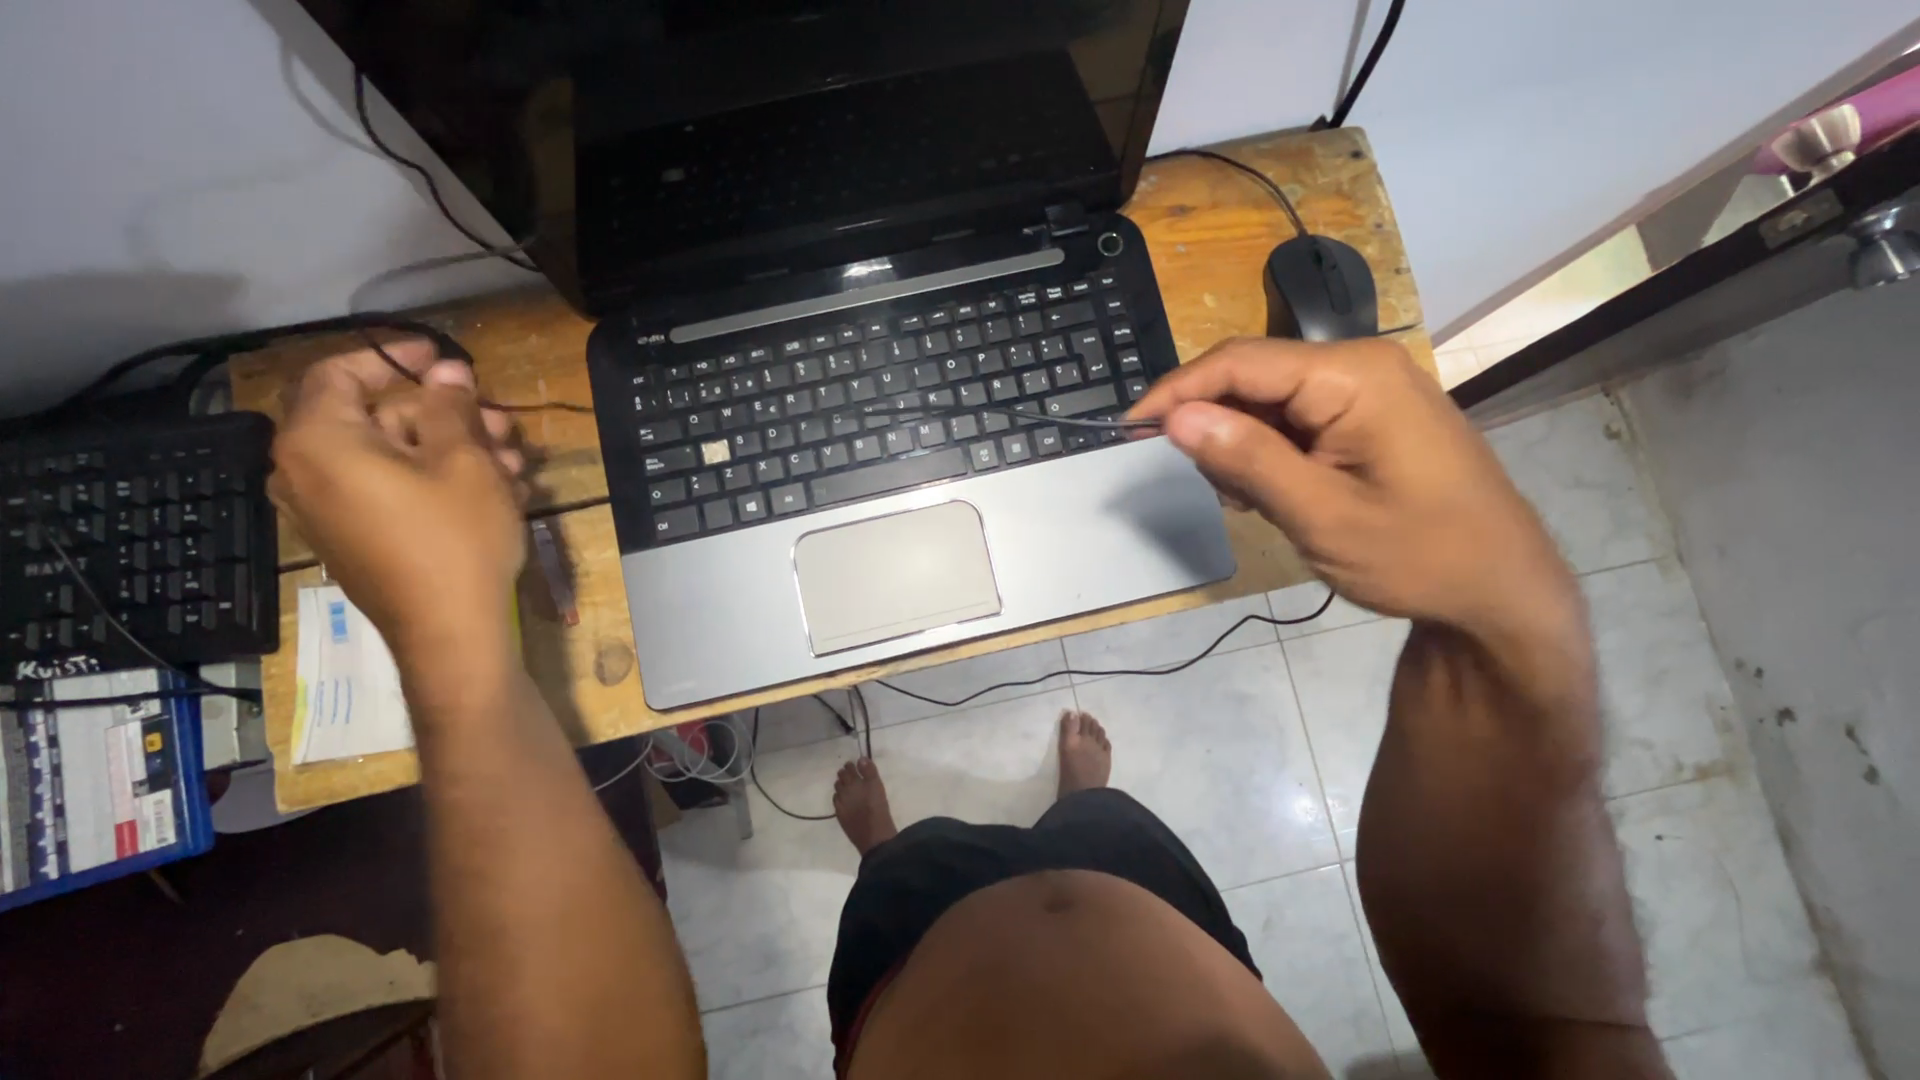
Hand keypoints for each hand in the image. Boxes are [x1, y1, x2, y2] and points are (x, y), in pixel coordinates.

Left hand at [270, 338, 528, 665]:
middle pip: (374, 418)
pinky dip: (436, 480)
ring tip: (513, 462)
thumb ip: (450, 406)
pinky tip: (495, 491)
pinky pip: (389, 490)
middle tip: (501, 420)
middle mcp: (305, 472)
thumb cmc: (457, 538)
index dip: (394, 357)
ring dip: (453, 449)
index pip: (339, 373)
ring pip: (392, 457)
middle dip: (444, 414)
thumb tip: (446, 373)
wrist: (451, 633)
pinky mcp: (356, 540)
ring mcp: (328, 511)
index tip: (445, 357)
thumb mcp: (464, 461)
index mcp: (319, 442)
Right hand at [1128, 337, 1575, 639]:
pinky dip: (1269, 454)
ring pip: (1268, 401)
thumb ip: (1246, 459)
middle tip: (1210, 489)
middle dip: (1213, 425)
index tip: (1128, 429)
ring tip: (1250, 503)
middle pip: (1251, 376)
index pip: (1238, 362)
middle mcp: (1359, 367)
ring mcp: (1368, 390)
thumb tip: (1175, 417)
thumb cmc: (1419, 556)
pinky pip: (1296, 419)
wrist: (1501, 592)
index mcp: (1352, 376)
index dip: (1177, 392)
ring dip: (1241, 446)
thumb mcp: (1321, 514)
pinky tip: (1277, 495)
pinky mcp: (1369, 417)